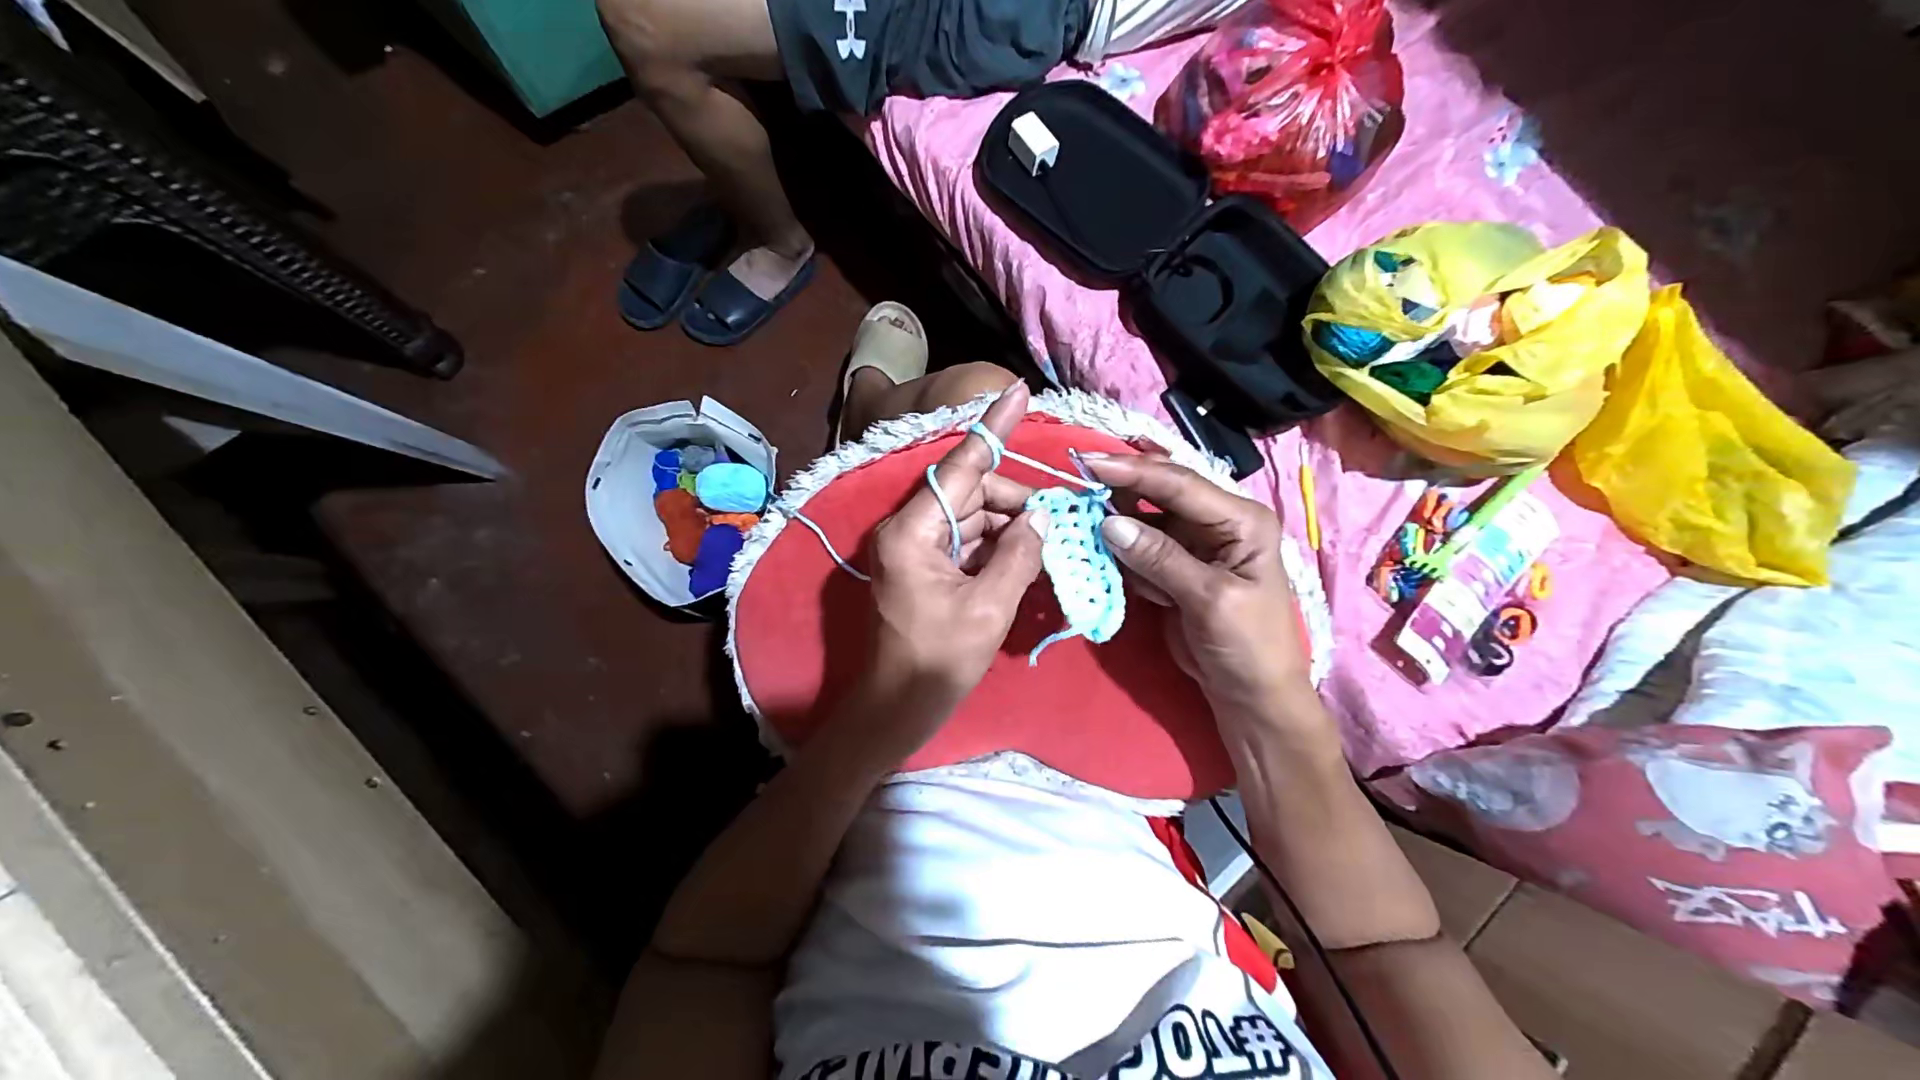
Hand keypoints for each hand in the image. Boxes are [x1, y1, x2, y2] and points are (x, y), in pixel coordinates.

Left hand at [864, 384, 1045, 733]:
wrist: (897, 708)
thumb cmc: (938, 662)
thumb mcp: (989, 608)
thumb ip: (1018, 554)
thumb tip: (1041, 519)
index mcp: (913, 531)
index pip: (960, 466)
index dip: (992, 428)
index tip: (1017, 390)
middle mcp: (908, 529)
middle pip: (970, 492)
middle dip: (1014, 500)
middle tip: (1055, 521)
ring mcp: (915, 547)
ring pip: (972, 516)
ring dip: (1009, 525)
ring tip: (1047, 542)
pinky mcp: (923, 566)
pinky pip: (967, 540)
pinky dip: (997, 545)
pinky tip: (1027, 555)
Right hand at [1081, 453, 1323, 738]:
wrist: (1252, 696)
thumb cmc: (1248, 646)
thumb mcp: (1209, 600)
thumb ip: (1161, 558)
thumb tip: (1110, 523)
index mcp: (1241, 520)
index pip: (1181, 485)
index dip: (1134, 471)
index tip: (1089, 463)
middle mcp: (1218, 523)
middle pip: (1161, 494)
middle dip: (1120, 488)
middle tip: (1076, 480)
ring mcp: (1193, 545)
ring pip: (1145, 520)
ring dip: (1113, 520)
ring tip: (1077, 516)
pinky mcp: (1174, 568)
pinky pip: (1139, 550)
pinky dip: (1118, 552)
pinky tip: (1097, 551)